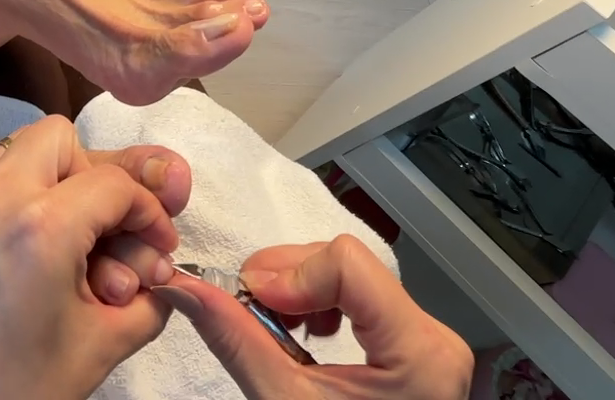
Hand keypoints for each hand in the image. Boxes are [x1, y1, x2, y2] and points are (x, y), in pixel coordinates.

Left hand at [0, 116, 178, 399]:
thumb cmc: (9, 388)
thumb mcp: (96, 350)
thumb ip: (146, 303)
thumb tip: (162, 275)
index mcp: (41, 226)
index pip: (115, 185)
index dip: (149, 214)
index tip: (158, 249)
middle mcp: (0, 195)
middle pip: (61, 138)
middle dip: (97, 179)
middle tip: (110, 235)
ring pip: (26, 147)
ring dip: (61, 179)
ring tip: (76, 242)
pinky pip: (0, 173)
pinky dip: (29, 190)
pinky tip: (41, 247)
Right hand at [158, 236, 471, 399]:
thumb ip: (235, 337)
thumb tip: (182, 284)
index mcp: (420, 353)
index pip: (347, 263)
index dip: (291, 272)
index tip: (250, 298)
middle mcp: (433, 335)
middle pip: (343, 261)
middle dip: (284, 279)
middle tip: (246, 309)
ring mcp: (425, 337)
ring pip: (345, 270)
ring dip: (294, 288)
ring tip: (273, 327)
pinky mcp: (411, 341)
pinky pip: (356, 291)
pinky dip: (315, 299)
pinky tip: (300, 333)